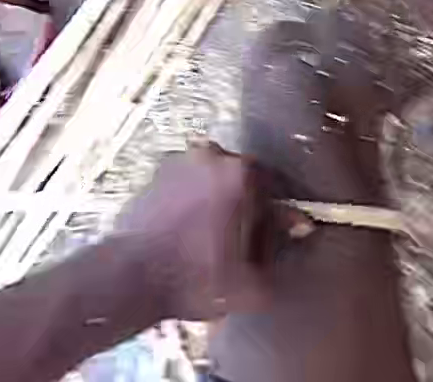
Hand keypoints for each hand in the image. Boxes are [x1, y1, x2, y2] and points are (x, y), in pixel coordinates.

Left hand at [115, 142, 271, 319]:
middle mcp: (216, 154)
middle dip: (244, 204)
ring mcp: (183, 158)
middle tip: (236, 239)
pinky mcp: (157, 170)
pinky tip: (185, 227)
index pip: (273, 187)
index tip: (268, 236)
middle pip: (242, 178)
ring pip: (213, 176)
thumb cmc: (194, 276)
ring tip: (208, 233)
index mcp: (243, 171)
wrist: (129, 277)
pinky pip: (187, 180)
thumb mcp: (248, 279)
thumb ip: (280, 249)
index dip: (273, 214)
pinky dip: (191, 197)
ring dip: (216, 197)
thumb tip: (303, 228)